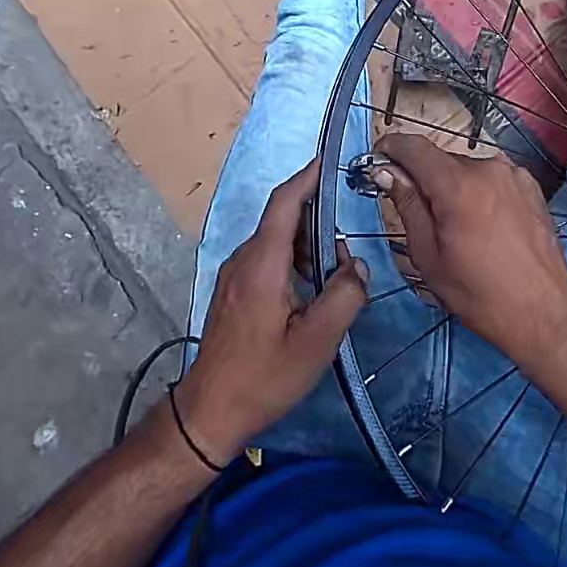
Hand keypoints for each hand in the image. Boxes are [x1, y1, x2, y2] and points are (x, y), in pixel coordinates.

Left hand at [174, 163, 368, 463]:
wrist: (212, 407)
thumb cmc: (264, 375)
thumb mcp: (316, 341)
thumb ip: (344, 297)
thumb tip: (355, 265)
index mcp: (262, 262)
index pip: (284, 204)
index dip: (306, 177)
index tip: (327, 160)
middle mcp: (243, 258)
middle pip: (280, 219)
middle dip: (315, 214)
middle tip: (347, 228)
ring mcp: (234, 273)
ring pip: (273, 240)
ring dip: (305, 241)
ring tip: (335, 263)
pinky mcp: (233, 289)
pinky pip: (265, 258)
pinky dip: (291, 258)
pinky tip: (310, 283)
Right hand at [374, 135, 566, 371]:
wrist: (546, 315)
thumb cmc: (479, 292)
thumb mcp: (427, 254)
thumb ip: (406, 204)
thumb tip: (386, 172)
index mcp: (457, 185)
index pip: (413, 146)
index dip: (390, 147)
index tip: (379, 160)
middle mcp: (487, 169)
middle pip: (439, 159)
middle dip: (421, 176)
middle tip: (414, 208)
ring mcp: (513, 175)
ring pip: (464, 168)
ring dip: (449, 184)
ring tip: (451, 222)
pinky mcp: (530, 186)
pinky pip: (489, 177)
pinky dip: (476, 190)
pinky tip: (479, 221)